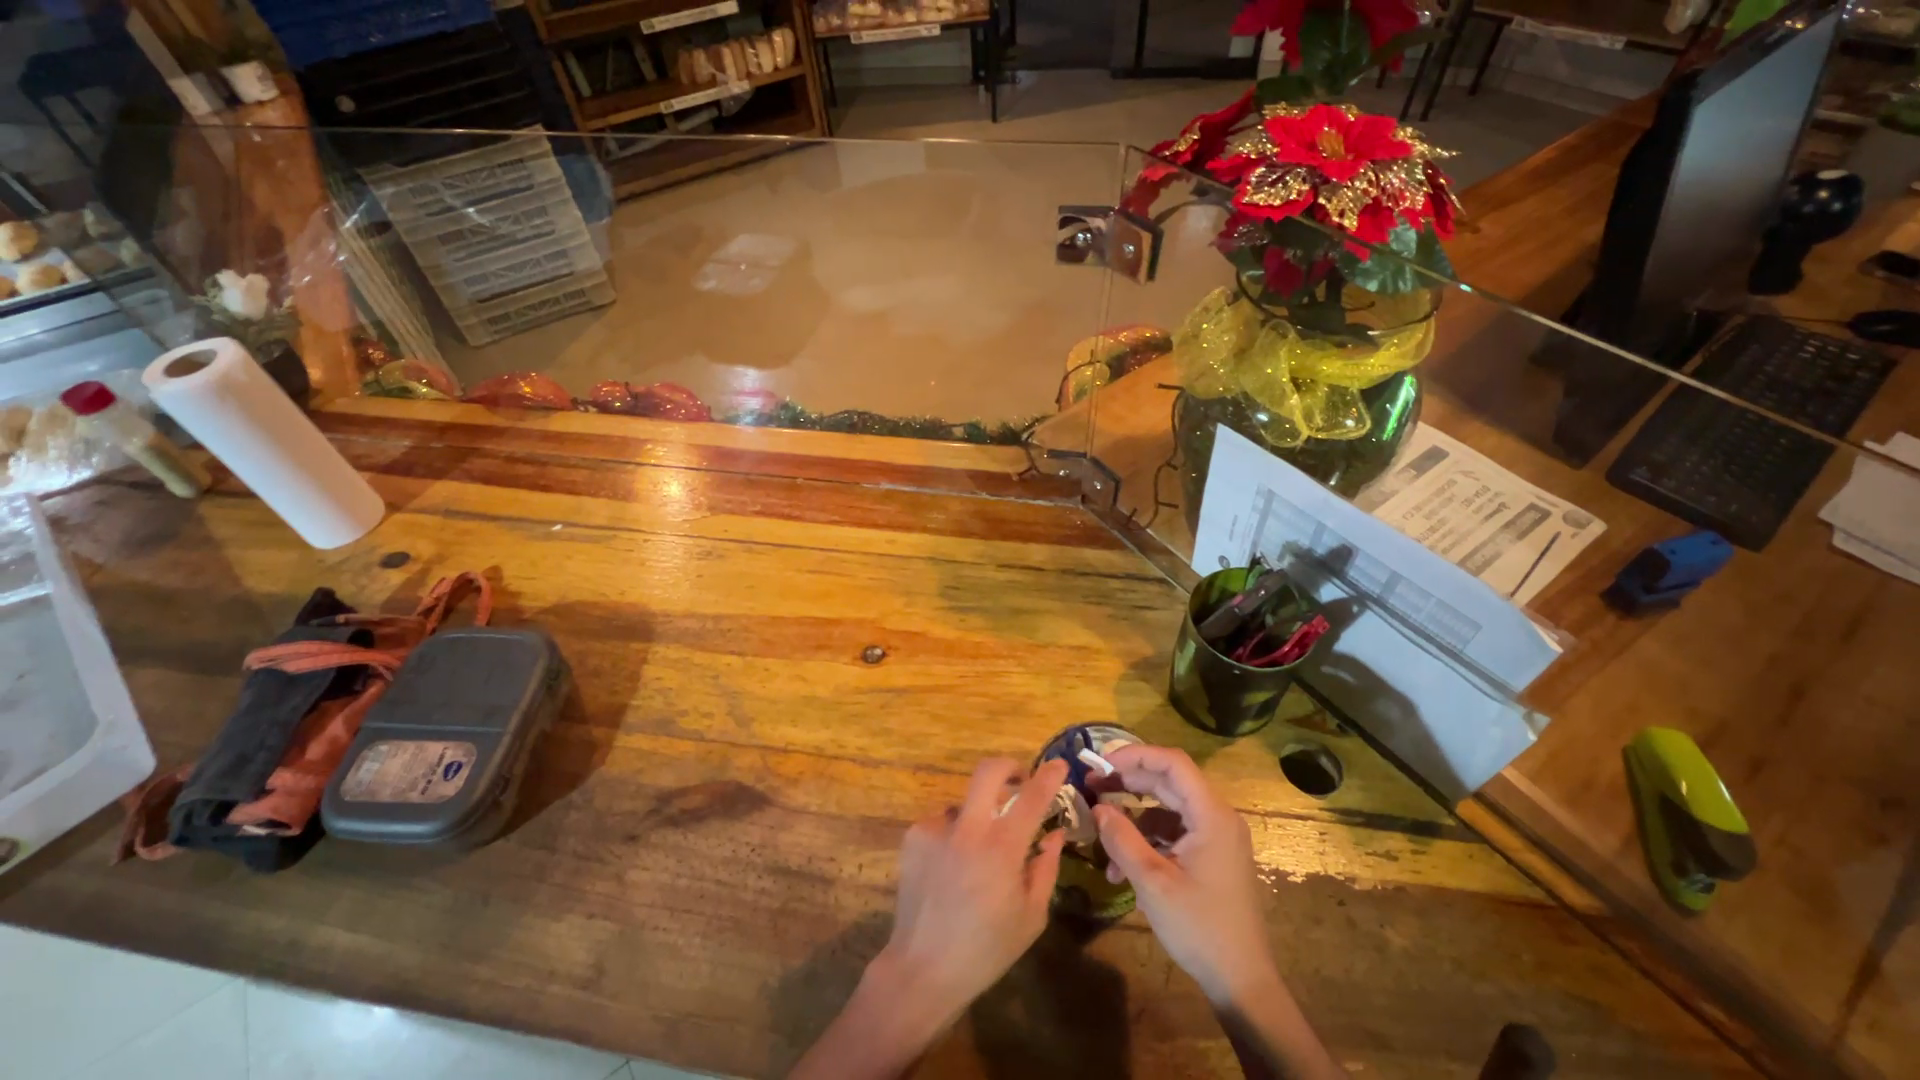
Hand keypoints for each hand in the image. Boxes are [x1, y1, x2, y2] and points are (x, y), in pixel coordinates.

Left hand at [877, 756, 1068, 1022]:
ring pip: (963, 803)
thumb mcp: (1032, 915)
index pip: (1032, 796)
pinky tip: (954, 866)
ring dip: (978, 815)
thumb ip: (1046, 867)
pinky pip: (941, 823)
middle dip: (1009, 767)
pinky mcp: (913, 838)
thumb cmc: (987, 948)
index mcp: (1002, 848)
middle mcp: (967, 829)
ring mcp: (935, 830)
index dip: (1049, 776)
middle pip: (988, 771)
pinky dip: (954, 834)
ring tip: (980, 852)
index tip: (1059, 765)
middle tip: (1019, 780)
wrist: (923, 967)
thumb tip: (1055, 834)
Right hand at [1093, 744, 1278, 1004]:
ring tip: (1101, 839)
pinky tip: (1122, 868)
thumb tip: (1098, 808)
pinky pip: (1174, 835)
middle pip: (1169, 783)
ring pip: (1168, 811)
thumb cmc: (1199, 926)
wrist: (1241, 979)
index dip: (1134, 755)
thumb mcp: (1152, 882)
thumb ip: (1122, 838)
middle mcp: (1217, 818)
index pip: (1172, 763)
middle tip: (1091, 787)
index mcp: (1211, 815)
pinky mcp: (1211, 858)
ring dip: (1133, 821)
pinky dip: (1147, 843)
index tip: (1099, 763)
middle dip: (1128, 783)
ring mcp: (1216, 839)